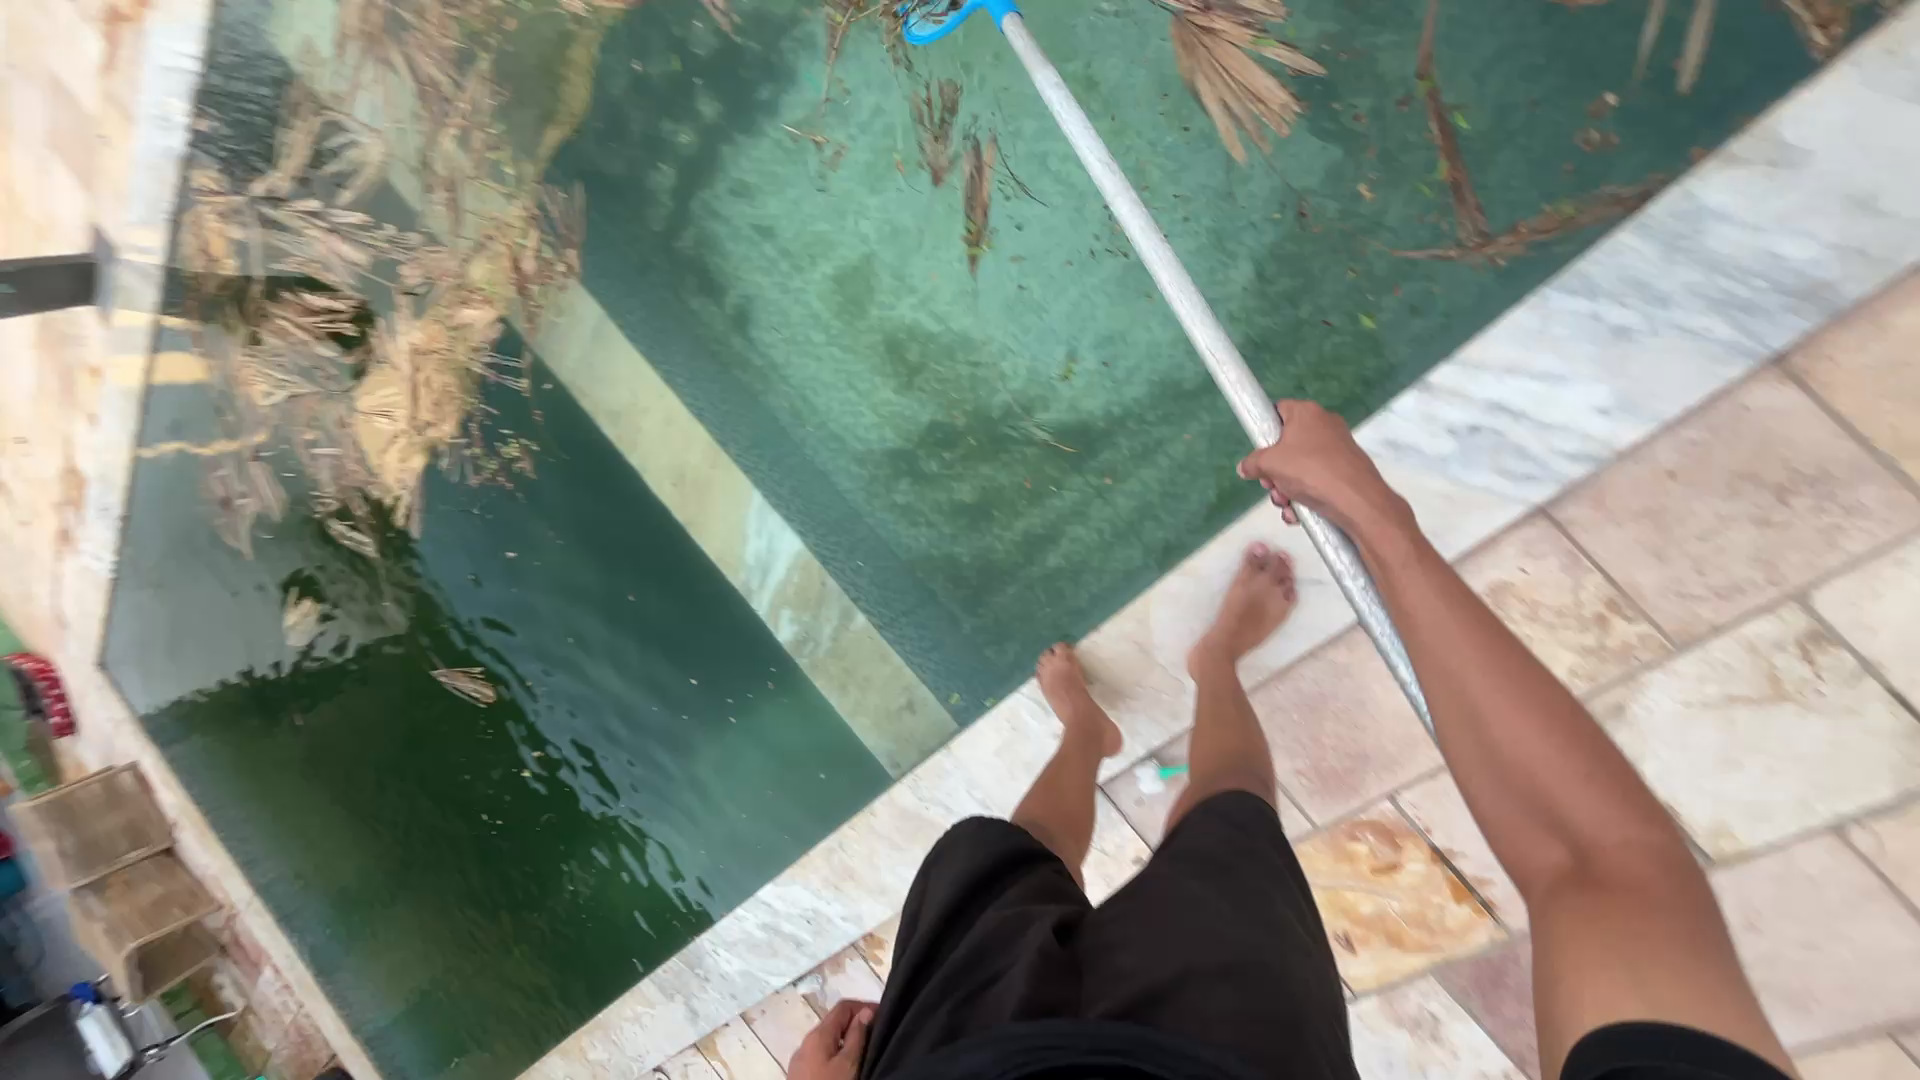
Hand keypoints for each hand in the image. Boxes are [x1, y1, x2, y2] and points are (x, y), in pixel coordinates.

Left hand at [788, 999, 876, 1079]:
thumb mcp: (848, 1064)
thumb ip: (857, 1036)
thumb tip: (866, 1011)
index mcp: (817, 1035)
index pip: (843, 1007)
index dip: (864, 1007)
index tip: (883, 1016)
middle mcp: (806, 1043)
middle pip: (834, 1024)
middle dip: (856, 1025)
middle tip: (877, 1036)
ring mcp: (801, 1062)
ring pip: (828, 1042)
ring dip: (847, 1043)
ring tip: (865, 1054)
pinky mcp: (801, 1077)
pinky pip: (822, 1058)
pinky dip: (837, 1057)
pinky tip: (848, 1071)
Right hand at [1236, 399, 1405, 535]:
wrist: (1356, 499)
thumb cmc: (1309, 471)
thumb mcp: (1269, 464)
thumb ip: (1252, 463)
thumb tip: (1244, 467)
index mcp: (1306, 412)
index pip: (1277, 410)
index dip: (1264, 429)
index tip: (1259, 451)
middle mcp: (1324, 423)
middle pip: (1286, 443)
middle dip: (1273, 469)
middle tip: (1270, 484)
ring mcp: (1337, 446)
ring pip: (1299, 464)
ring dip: (1286, 486)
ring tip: (1286, 504)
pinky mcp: (1346, 467)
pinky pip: (1316, 476)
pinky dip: (1305, 492)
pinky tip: (1299, 512)